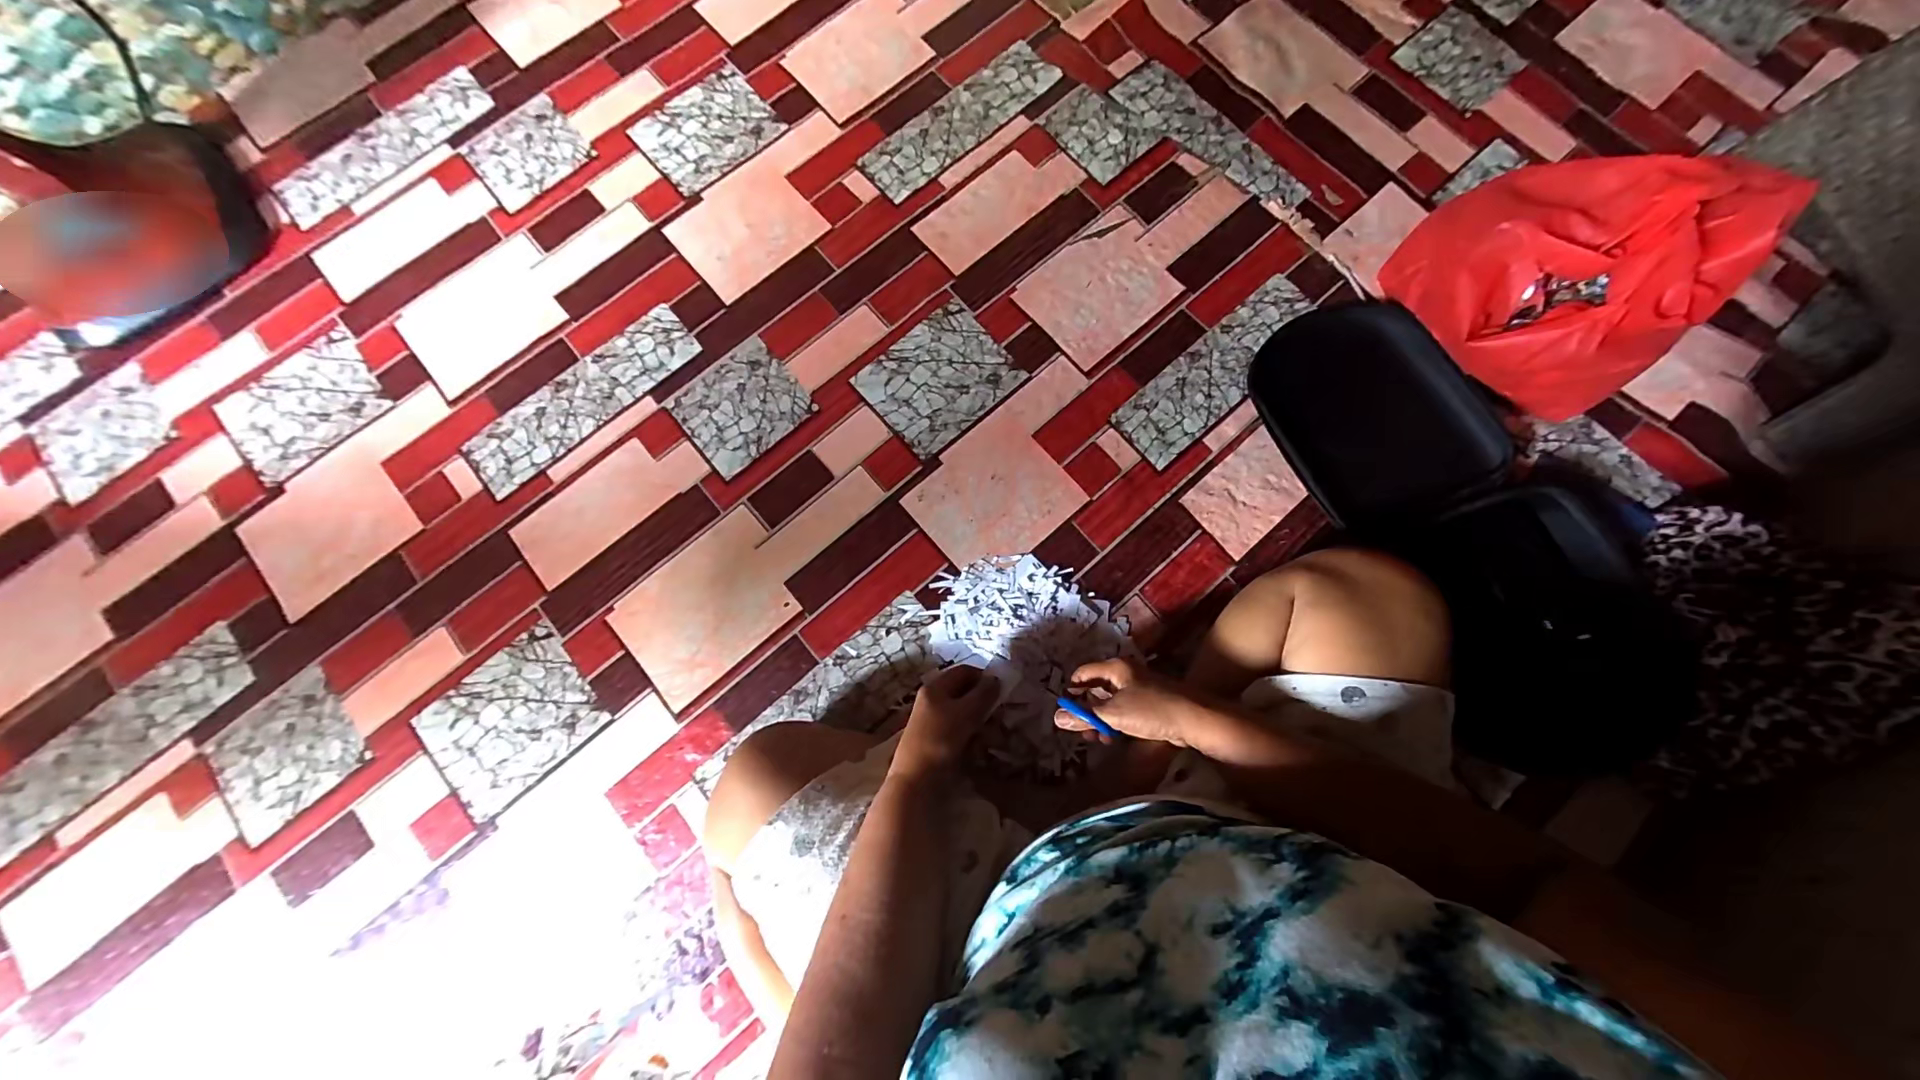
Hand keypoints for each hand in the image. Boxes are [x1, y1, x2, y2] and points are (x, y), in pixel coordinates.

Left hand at [892, 664, 999, 779]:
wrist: (916, 780)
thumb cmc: (940, 740)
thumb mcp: (966, 713)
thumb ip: (983, 694)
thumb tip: (996, 678)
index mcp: (935, 687)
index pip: (964, 671)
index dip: (983, 677)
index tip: (1001, 691)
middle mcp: (932, 700)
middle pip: (964, 692)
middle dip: (983, 701)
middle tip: (999, 715)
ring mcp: (933, 720)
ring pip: (963, 712)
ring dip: (980, 721)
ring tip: (991, 734)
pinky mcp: (936, 739)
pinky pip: (959, 730)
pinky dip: (971, 735)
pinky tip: (978, 747)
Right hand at [1053, 659, 1200, 745]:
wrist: (1195, 720)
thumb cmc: (1151, 711)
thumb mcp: (1113, 715)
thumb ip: (1084, 716)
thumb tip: (1056, 717)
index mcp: (1115, 668)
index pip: (1082, 673)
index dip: (1071, 691)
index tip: (1065, 711)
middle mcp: (1125, 674)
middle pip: (1095, 688)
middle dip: (1085, 709)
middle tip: (1079, 729)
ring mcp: (1138, 688)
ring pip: (1109, 701)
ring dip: (1099, 719)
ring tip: (1096, 737)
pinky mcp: (1149, 703)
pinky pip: (1123, 710)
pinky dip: (1114, 722)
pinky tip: (1113, 737)